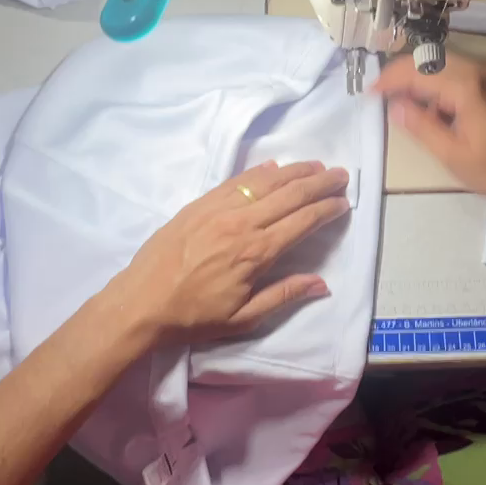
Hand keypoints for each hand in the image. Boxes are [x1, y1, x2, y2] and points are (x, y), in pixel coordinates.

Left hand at [106, 160, 350, 344]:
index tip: (344, 202)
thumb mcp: (243, 318)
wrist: (140, 303)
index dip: (327, 209)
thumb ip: (284, 295)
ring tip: (316, 166)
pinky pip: (236, 181)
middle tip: (341, 175)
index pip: (302, 222)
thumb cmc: (193, 317)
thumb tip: (322, 283)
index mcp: (256, 252)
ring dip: (295, 172)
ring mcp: (219, 209)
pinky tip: (274, 167)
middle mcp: (242, 223)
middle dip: (320, 183)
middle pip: (290, 195)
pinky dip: (259, 173)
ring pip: (265, 182)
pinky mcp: (200, 204)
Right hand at [372, 54, 485, 208]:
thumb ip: (422, 127)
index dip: (388, 80)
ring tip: (398, 98)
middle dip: (400, 72)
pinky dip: (435, 80)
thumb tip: (395, 107)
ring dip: (417, 75)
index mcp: (465, 86)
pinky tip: (428, 104)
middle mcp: (477, 71)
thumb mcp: (454, 155)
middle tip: (380, 94)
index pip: (416, 72)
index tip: (369, 94)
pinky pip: (456, 71)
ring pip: (442, 62)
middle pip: (428, 58)